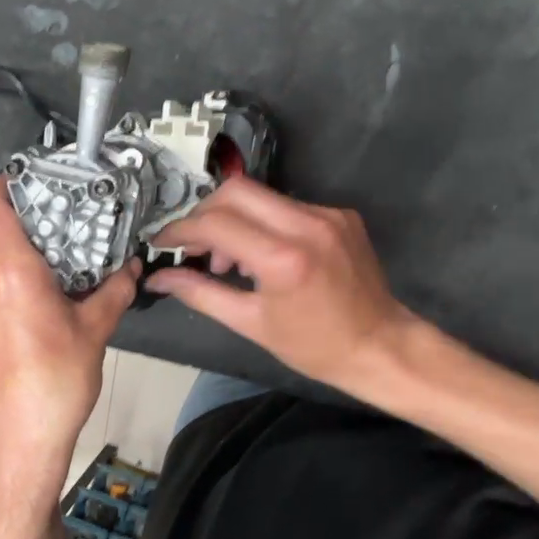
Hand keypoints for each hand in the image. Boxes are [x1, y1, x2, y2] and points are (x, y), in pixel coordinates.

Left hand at [0, 178, 139, 463]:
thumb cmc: (56, 378)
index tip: (31, 179)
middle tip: (38, 208)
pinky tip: (32, 281)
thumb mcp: (95, 328)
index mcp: (10, 271)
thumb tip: (130, 268)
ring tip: (39, 242)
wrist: (24, 431)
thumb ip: (113, 290)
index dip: (5, 186)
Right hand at [146, 179, 418, 393]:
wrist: (380, 346)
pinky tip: (261, 257)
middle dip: (204, 214)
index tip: (163, 243)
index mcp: (283, 259)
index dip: (181, 230)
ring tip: (228, 262)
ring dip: (233, 220)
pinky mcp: (340, 215)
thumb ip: (199, 293)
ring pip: (261, 197)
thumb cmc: (313, 346)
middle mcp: (308, 226)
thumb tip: (158, 278)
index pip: (216, 223)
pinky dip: (262, 225)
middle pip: (236, 191)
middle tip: (193, 246)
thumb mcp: (248, 323)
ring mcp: (328, 216)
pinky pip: (286, 207)